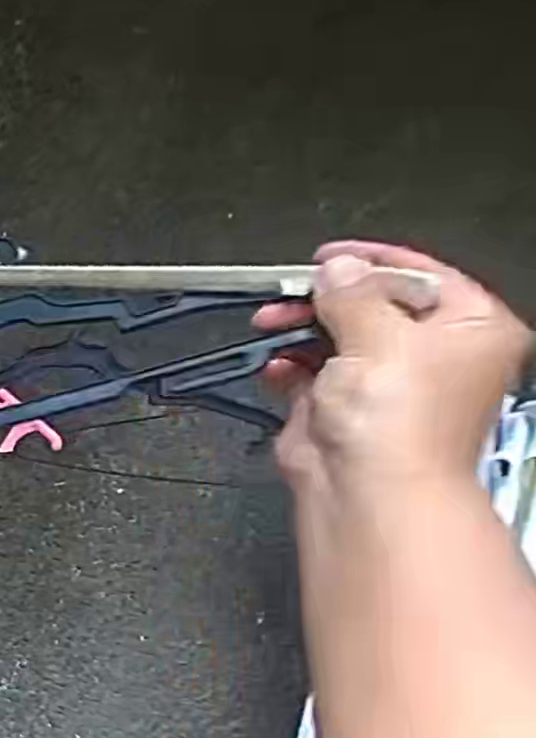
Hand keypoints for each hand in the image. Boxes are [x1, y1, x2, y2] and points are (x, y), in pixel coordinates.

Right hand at [254, 241, 531, 495]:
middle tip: (286, 296)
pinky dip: (285, 367)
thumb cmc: (397, 423)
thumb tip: (338, 269)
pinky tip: (274, 367)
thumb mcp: (380, 341)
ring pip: (331, 338)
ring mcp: (377, 380)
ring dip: (296, 332)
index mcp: (468, 329)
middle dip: (322, 301)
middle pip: (369, 307)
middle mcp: (426, 353)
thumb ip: (354, 299)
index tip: (328, 256)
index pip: (421, 278)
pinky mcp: (333, 403)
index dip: (372, 263)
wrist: (361, 481)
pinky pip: (304, 373)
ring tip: (269, 327)